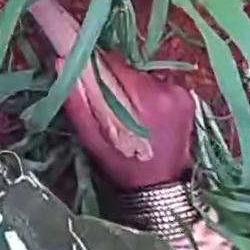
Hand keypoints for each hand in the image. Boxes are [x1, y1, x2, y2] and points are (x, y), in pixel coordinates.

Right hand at [29, 0, 194, 190]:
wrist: (160, 187)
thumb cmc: (121, 165)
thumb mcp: (91, 138)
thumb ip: (76, 101)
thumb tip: (61, 62)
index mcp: (145, 98)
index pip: (114, 63)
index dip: (99, 70)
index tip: (92, 83)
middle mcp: (168, 90)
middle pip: (130, 69)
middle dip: (116, 81)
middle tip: (110, 105)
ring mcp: (182, 94)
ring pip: (144, 76)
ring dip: (133, 88)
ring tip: (129, 113)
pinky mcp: (188, 99)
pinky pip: (159, 86)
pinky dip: (149, 95)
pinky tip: (145, 115)